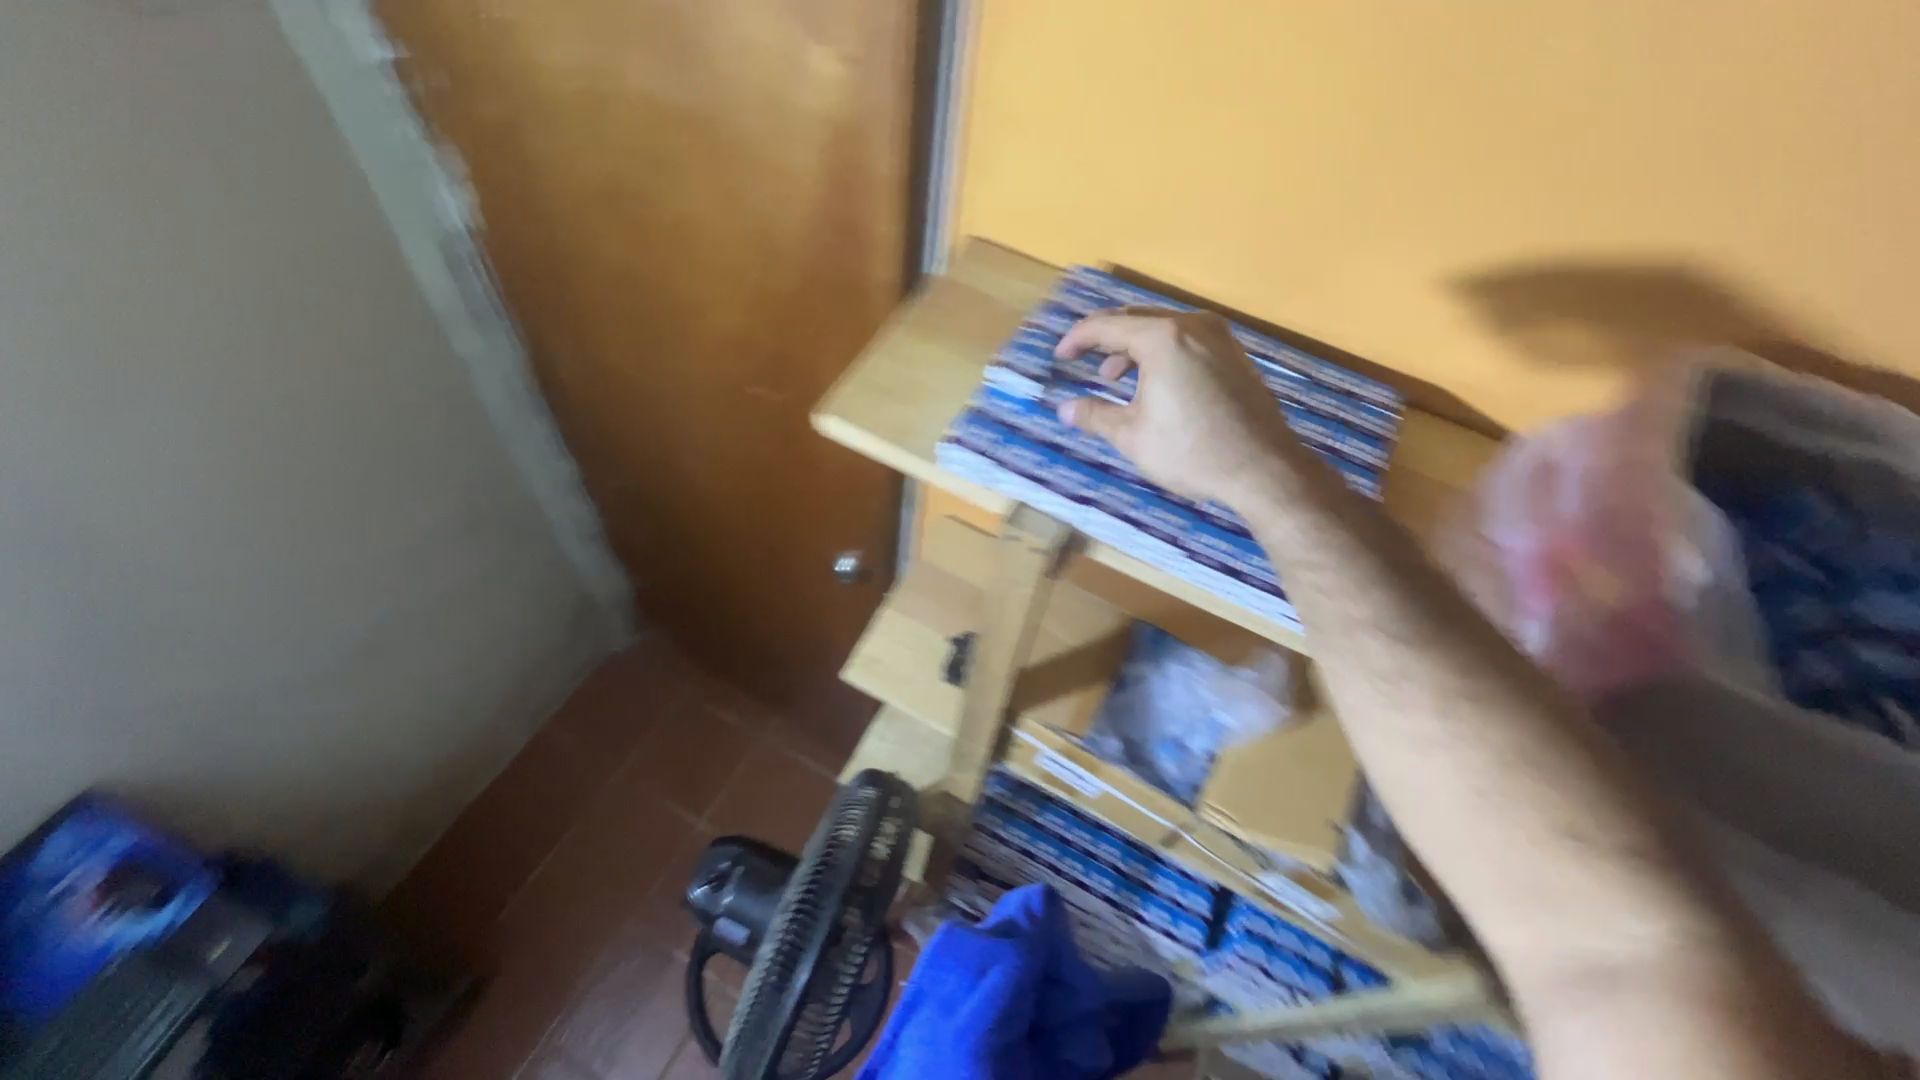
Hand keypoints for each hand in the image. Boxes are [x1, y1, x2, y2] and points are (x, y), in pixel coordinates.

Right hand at [1055, 308, 1293, 505]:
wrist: (1263, 468)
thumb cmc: (1191, 452)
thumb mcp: (1132, 436)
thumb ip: (1094, 415)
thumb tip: (1064, 409)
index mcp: (1162, 338)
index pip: (1107, 325)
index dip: (1077, 339)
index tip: (1060, 357)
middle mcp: (1192, 325)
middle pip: (1136, 319)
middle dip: (1105, 339)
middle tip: (1082, 359)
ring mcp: (1219, 337)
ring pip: (1164, 328)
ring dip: (1134, 348)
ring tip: (1114, 378)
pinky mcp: (1235, 355)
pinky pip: (1187, 341)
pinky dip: (1162, 354)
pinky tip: (1154, 384)